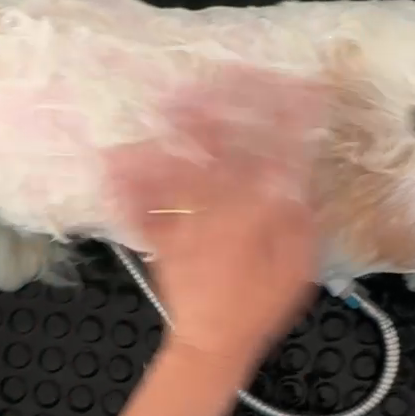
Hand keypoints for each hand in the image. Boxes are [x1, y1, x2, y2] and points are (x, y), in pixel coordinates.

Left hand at [109, 67, 323, 383]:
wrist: (214, 343)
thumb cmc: (259, 307)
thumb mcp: (297, 263)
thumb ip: (297, 217)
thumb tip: (297, 176)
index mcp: (254, 211)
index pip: (274, 152)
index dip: (287, 115)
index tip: (300, 89)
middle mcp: (215, 207)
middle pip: (220, 148)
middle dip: (223, 106)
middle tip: (221, 73)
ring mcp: (182, 221)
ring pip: (177, 168)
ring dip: (174, 133)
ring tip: (168, 99)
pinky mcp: (159, 237)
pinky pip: (139, 208)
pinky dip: (126, 184)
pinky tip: (114, 160)